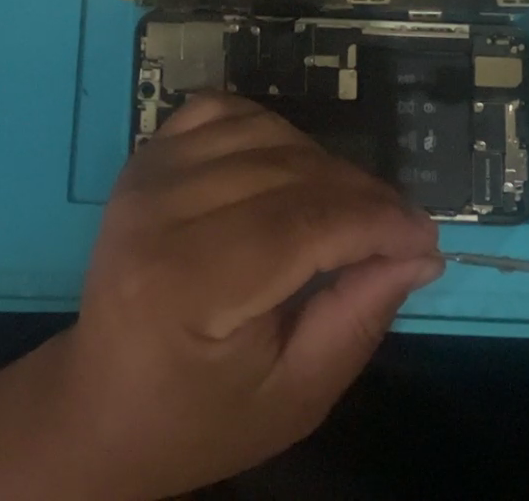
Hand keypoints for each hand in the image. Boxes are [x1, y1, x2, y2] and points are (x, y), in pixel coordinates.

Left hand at [51, 94, 442, 499]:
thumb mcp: (294, 395)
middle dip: (362, 194)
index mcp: (185, 283)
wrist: (102, 402)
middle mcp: (157, 211)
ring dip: (322, 162)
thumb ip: (357, 317)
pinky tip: (290, 166)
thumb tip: (418, 251)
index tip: (425, 240)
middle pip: (285, 171)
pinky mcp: (142, 160)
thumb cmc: (199, 418)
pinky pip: (219, 111)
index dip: (376, 222)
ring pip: (260, 132)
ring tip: (352, 209)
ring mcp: (144, 176)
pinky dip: (268, 127)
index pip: (300, 223)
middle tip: (403, 231)